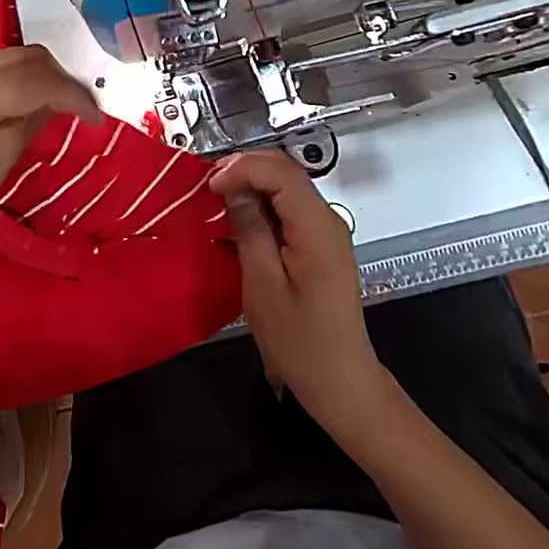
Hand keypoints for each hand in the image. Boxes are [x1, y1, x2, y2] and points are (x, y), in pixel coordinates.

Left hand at [0, 46, 100, 280]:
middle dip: (62, 80)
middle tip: (84, 116)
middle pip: (27, 57)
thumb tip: (50, 107)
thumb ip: (19, 133)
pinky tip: (32, 107)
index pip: (34, 81)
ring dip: (44, 78)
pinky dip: (22, 81)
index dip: (72, 96)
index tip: (99, 120)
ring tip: (64, 112)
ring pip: (13, 57)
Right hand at [216, 151, 383, 415]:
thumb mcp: (263, 285)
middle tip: (208, 183)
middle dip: (246, 169)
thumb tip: (233, 188)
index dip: (243, 168)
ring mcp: (327, 230)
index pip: (282, 173)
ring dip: (252, 183)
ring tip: (216, 196)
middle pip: (287, 172)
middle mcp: (328, 220)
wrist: (340, 380)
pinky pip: (289, 207)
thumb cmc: (300, 341)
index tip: (209, 184)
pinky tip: (238, 217)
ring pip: (287, 186)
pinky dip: (262, 203)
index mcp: (318, 228)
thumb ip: (249, 229)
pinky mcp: (320, 243)